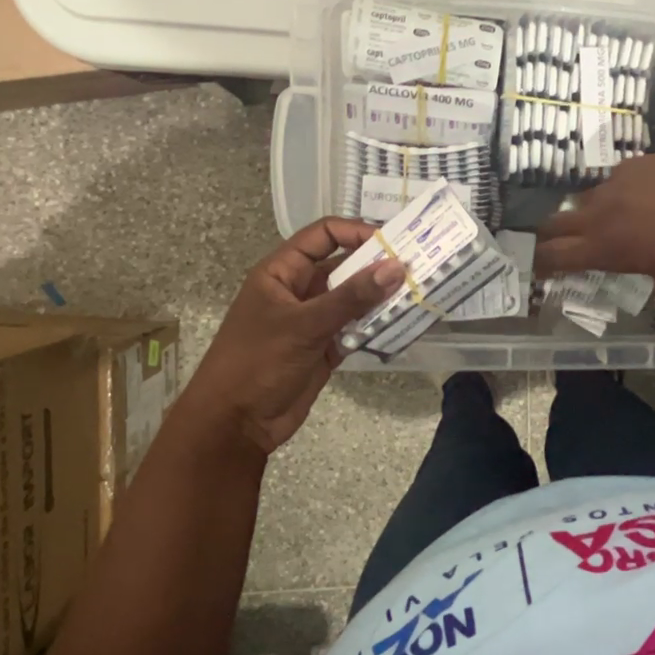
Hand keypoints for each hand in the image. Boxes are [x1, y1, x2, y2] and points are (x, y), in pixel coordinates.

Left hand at [183, 218, 404, 455]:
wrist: (235, 423)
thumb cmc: (258, 362)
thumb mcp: (305, 325)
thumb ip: (352, 297)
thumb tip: (397, 267)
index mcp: (281, 273)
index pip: (323, 236)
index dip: (356, 232)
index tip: (393, 243)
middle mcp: (299, 290)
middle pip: (344, 266)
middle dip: (378, 266)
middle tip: (419, 268)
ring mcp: (313, 320)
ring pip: (354, 299)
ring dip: (382, 297)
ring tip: (419, 293)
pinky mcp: (325, 348)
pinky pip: (356, 328)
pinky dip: (377, 326)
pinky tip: (404, 324)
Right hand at [536, 152, 654, 293]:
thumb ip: (654, 279)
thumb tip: (653, 275)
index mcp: (611, 248)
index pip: (556, 256)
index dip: (541, 265)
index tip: (538, 270)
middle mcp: (608, 211)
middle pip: (559, 221)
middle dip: (552, 237)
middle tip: (557, 246)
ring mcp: (626, 179)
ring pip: (590, 196)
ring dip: (591, 213)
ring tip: (610, 222)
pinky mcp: (648, 159)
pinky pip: (620, 178)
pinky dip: (622, 192)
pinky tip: (646, 199)